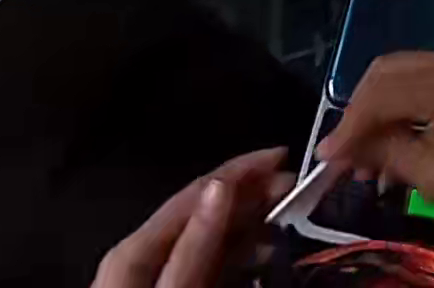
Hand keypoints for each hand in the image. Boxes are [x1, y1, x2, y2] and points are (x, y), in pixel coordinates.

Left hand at [92, 148, 293, 287]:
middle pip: (205, 209)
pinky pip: (208, 263)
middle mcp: (144, 254)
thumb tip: (223, 184)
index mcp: (137, 250)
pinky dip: (237, 253)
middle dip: (252, 195)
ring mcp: (156, 276)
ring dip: (249, 223)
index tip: (286, 157)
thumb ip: (196, 245)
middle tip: (296, 187)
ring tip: (286, 220)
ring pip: (210, 235)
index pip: (200, 190)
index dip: (243, 169)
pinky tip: (263, 254)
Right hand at [315, 47, 433, 235]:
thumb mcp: (432, 176)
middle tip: (343, 156)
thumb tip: (345, 150)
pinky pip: (411, 81)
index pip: (378, 94)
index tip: (326, 156)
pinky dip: (394, 107)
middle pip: (382, 76)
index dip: (348, 125)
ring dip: (374, 111)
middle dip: (358, 115)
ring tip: (364, 158)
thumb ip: (385, 153)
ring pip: (393, 77)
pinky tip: (387, 140)